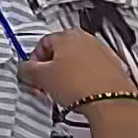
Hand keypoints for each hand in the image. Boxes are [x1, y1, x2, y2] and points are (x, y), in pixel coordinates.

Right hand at [18, 29, 137, 137]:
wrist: (111, 103)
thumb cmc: (80, 86)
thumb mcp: (42, 78)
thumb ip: (27, 70)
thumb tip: (24, 70)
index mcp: (67, 35)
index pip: (42, 44)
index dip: (34, 62)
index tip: (33, 74)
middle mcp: (86, 39)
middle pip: (60, 51)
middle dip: (50, 68)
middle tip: (45, 83)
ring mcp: (102, 52)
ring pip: (76, 61)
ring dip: (66, 74)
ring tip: (62, 91)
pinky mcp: (113, 67)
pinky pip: (91, 71)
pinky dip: (83, 79)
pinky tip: (79, 93)